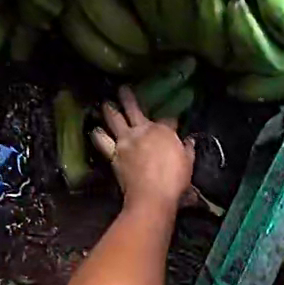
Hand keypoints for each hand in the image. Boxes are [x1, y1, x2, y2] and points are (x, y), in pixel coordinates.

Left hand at [92, 88, 194, 211]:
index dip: (170, 119)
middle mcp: (143, 130)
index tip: (172, 121)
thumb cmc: (174, 180)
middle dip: (129, 98)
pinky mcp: (114, 154)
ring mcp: (126, 141)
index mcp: (164, 131)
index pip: (168, 120)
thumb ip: (187, 150)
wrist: (151, 196)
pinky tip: (94, 130)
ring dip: (110, 110)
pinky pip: (102, 141)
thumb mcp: (188, 163)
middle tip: (123, 88)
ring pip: (115, 119)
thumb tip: (189, 141)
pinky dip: (98, 135)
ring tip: (106, 103)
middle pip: (135, 110)